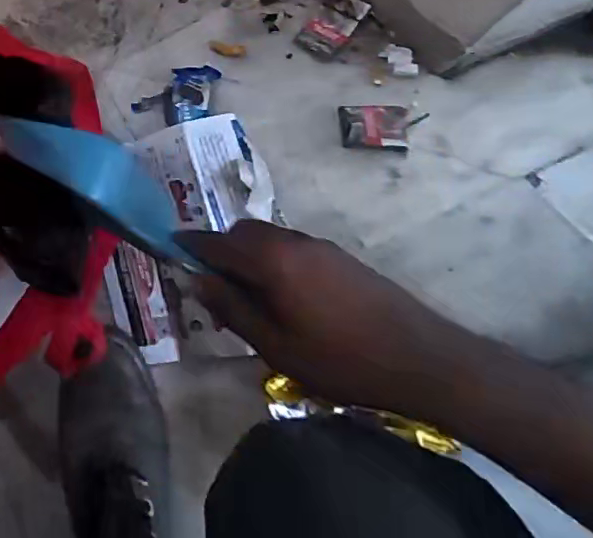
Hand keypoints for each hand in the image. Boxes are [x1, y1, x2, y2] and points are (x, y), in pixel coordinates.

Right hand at [177, 221, 493, 416]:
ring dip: (248, 255)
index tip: (171, 246)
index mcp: (271, 260)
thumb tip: (197, 280)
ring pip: (267, 238)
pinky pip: (290, 247)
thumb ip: (232, 308)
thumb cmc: (340, 359)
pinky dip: (273, 260)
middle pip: (242, 233)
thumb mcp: (277, 345)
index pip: (217, 242)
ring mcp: (318, 245)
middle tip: (215, 287)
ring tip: (250, 297)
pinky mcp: (338, 256)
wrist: (421, 358)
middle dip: (221, 250)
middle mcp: (291, 241)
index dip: (191, 244)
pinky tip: (285, 296)